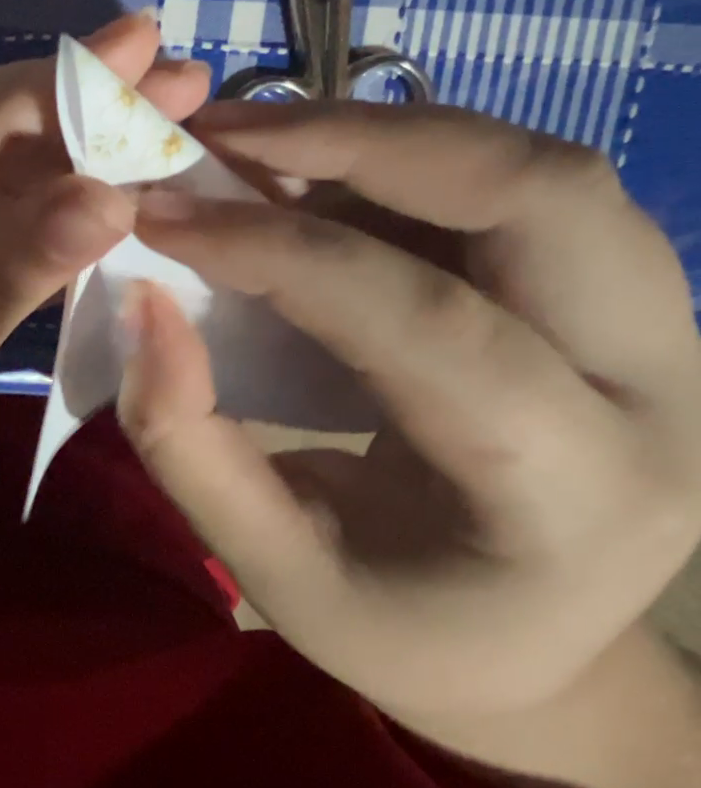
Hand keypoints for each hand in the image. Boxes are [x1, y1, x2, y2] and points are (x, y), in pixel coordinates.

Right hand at [118, 100, 700, 720]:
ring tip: (253, 152)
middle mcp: (666, 389)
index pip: (431, 327)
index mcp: (576, 491)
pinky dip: (399, 167)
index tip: (158, 214)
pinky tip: (308, 190)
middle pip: (546, 197)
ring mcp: (668, 333)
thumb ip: (191, 446)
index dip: (280, 254)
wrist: (529, 654)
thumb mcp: (272, 573)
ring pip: (547, 172)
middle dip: (366, 140)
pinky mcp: (624, 304)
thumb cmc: (394, 631)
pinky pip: (520, 194)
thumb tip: (140, 303)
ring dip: (384, 140)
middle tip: (221, 134)